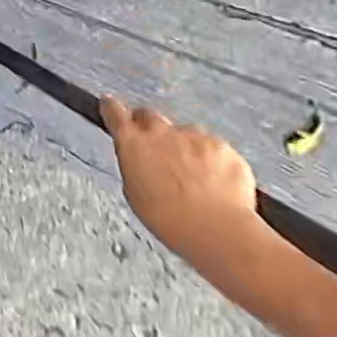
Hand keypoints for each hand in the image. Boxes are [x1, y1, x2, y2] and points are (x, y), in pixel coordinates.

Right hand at [101, 96, 260, 259]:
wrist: (217, 230)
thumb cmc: (171, 217)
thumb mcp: (134, 191)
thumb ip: (133, 165)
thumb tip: (139, 163)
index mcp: (130, 139)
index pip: (113, 109)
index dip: (112, 107)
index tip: (112, 105)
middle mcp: (158, 132)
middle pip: (150, 115)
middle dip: (152, 127)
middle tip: (161, 149)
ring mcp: (193, 138)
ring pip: (186, 133)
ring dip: (187, 146)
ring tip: (198, 176)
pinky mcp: (224, 148)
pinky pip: (217, 148)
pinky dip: (217, 160)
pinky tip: (219, 182)